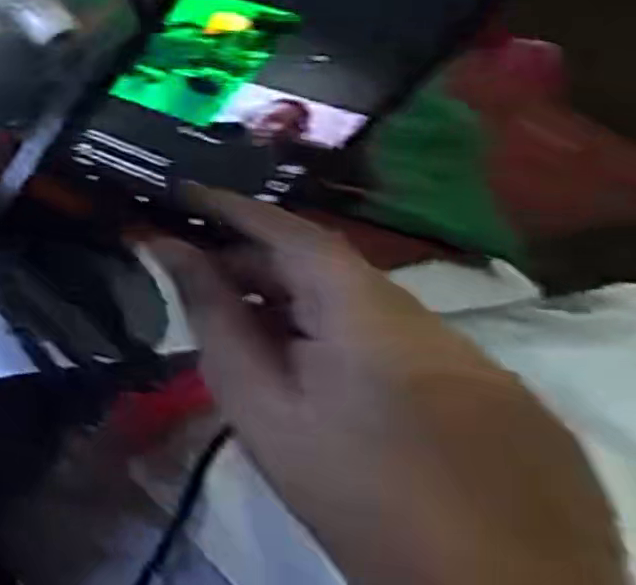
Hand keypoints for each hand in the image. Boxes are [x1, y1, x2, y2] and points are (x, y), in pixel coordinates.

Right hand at [153, 186, 622, 584]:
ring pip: (378, 310)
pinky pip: (420, 348)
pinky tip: (334, 385)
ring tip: (260, 337)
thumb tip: (165, 245)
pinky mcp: (521, 409)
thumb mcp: (254, 400)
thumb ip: (210, 313)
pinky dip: (359, 341)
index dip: (235, 206)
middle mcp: (443, 332)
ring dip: (311, 306)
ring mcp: (492, 371)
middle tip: (204, 280)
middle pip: (337, 271)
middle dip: (263, 266)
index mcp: (375, 325)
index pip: (297, 235)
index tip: (181, 191)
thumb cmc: (348, 494)